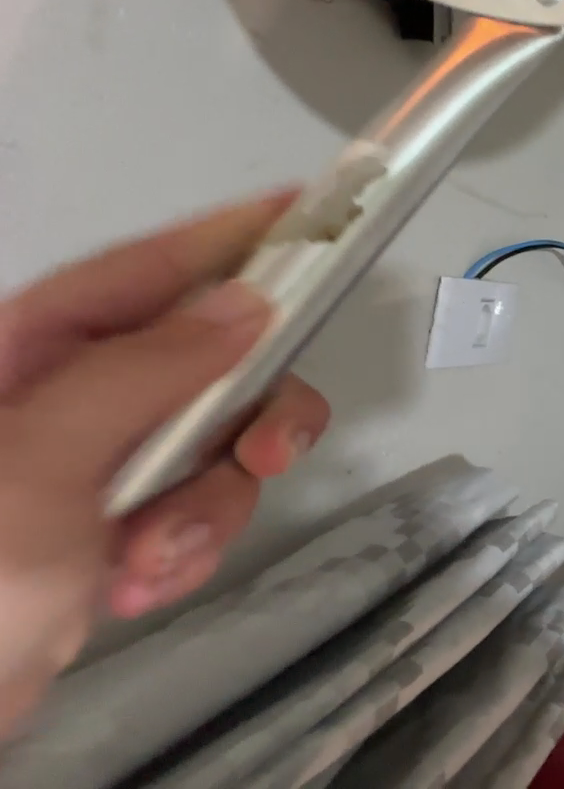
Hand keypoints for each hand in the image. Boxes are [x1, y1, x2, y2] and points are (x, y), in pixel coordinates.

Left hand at [0, 191, 330, 736]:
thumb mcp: (31, 468)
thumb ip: (142, 374)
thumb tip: (248, 304)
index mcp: (14, 364)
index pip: (138, 275)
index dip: (226, 238)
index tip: (306, 211)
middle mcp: (63, 403)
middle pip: (211, 364)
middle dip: (249, 414)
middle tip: (266, 452)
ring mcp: (93, 466)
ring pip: (221, 440)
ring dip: (213, 502)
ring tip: (153, 558)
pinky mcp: (118, 522)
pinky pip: (203, 501)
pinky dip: (192, 541)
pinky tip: (142, 581)